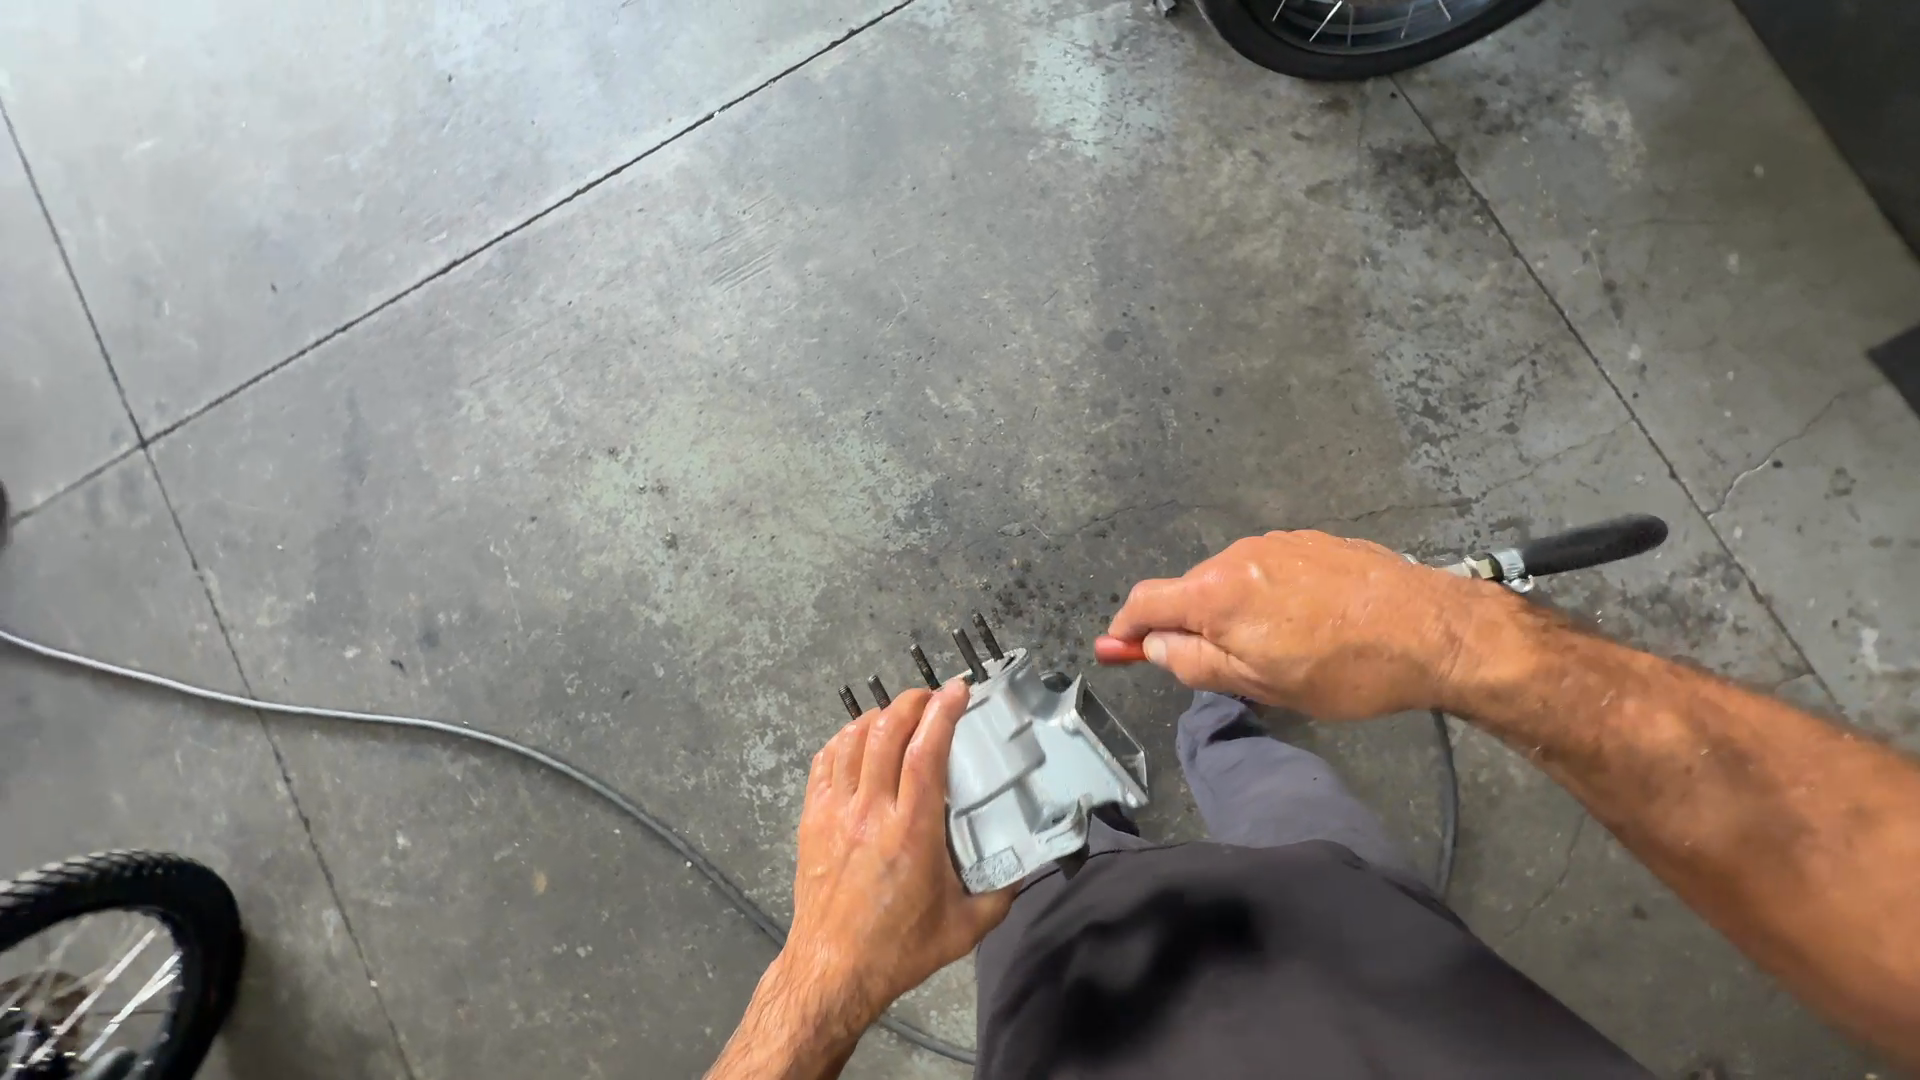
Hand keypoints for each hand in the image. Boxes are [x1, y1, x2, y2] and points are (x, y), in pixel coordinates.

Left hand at [775, 681, 1014, 1038]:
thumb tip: (1028, 862)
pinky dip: (845, 737)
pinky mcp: (812, 818)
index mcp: (911, 831)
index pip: (924, 752)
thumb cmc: (899, 948)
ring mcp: (835, 812)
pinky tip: (860, 738)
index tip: (958, 690)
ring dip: (880, 715)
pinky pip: (825, 760)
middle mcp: (870, 812)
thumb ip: (1002, 890)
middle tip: (933, 697)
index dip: (943, 712)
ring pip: (853, 739)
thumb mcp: (965, 926)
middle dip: (912, 701)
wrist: (832, 971)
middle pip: (886, 732)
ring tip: (901, 714)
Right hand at [1107, 530, 1508, 718]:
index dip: (1124, 628)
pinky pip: (1263, 569)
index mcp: (1216, 593)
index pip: (1145, 602)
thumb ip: (1192, 663)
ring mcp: (1276, 543)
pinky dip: (1260, 595)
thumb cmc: (1344, 669)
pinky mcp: (1310, 541)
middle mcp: (1237, 556)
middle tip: (1213, 665)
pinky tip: (1301, 621)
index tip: (1117, 648)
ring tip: (1273, 647)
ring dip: (1226, 611)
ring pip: (1227, 580)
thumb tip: (1150, 647)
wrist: (1437, 631)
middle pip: (1187, 591)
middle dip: (1184, 625)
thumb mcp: (1258, 684)